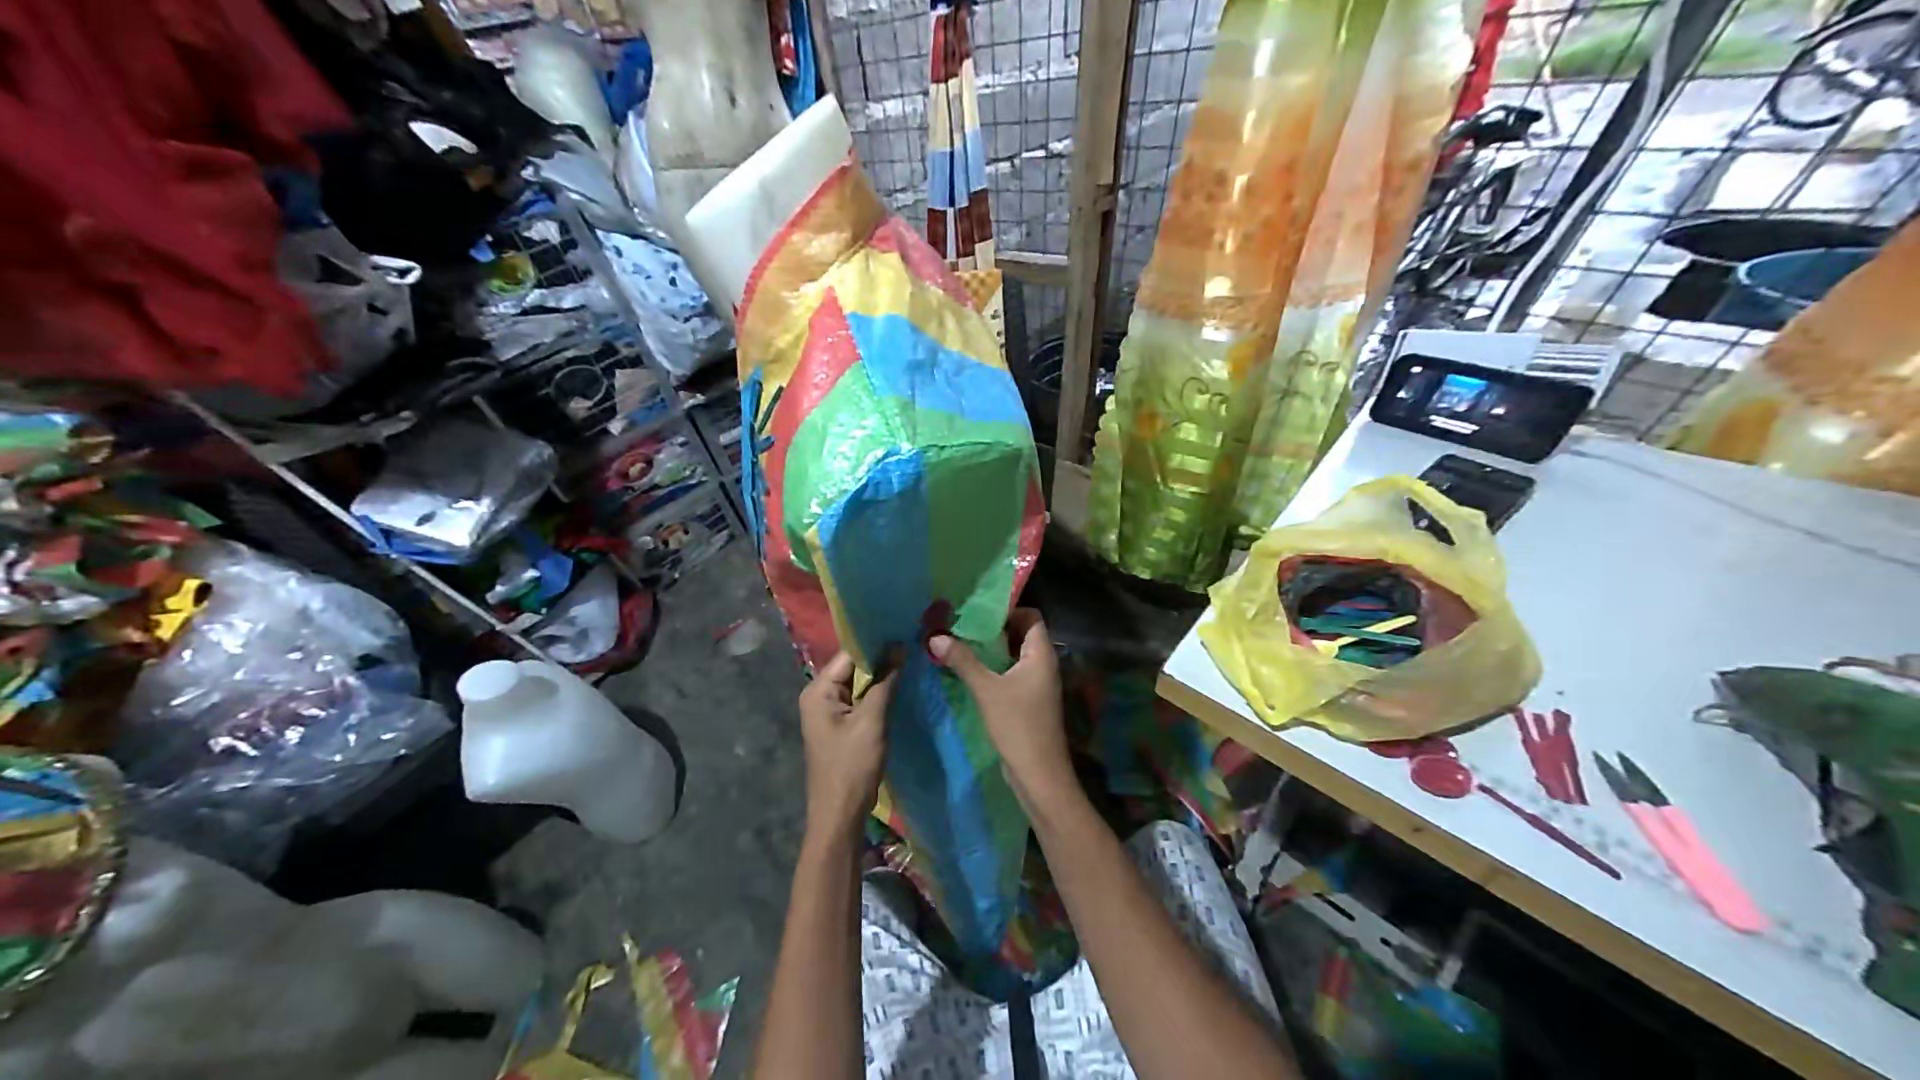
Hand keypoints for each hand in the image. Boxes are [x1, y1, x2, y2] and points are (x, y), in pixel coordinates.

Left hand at [798, 651, 895, 841]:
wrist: (839, 816)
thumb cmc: (852, 767)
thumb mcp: (872, 722)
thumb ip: (885, 682)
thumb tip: (900, 647)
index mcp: (818, 691)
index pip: (849, 654)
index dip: (877, 643)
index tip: (905, 631)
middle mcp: (818, 696)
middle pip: (854, 667)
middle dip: (882, 658)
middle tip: (914, 644)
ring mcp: (828, 712)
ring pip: (859, 684)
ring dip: (883, 677)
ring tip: (912, 660)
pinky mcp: (840, 726)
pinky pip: (860, 700)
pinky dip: (879, 694)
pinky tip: (901, 687)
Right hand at [928, 609, 1077, 815]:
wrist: (1039, 774)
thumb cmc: (1018, 725)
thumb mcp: (986, 689)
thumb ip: (962, 660)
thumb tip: (935, 636)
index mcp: (1042, 654)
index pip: (1031, 616)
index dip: (1008, 610)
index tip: (977, 612)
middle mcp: (1044, 664)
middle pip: (1022, 634)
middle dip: (994, 629)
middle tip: (962, 626)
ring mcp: (1038, 684)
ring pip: (1015, 655)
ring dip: (992, 650)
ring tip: (961, 645)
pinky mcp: (1029, 700)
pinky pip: (1012, 673)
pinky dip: (994, 668)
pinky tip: (970, 672)